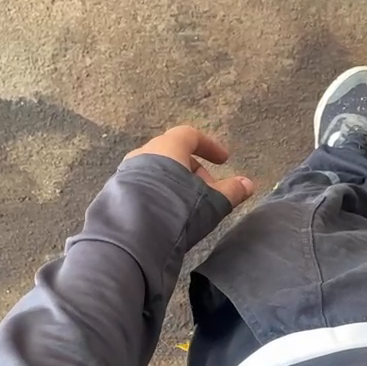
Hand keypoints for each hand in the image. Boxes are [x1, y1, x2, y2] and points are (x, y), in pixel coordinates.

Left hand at [126, 125, 254, 206]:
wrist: (133, 229)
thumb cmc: (178, 205)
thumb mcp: (213, 201)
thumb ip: (232, 191)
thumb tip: (248, 184)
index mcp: (168, 148)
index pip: (190, 136)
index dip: (210, 147)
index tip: (224, 161)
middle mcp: (145, 154)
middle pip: (174, 154)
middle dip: (195, 171)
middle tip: (209, 191)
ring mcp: (128, 172)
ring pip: (158, 171)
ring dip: (177, 184)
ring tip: (190, 205)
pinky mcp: (118, 192)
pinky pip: (145, 186)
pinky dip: (161, 193)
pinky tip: (169, 213)